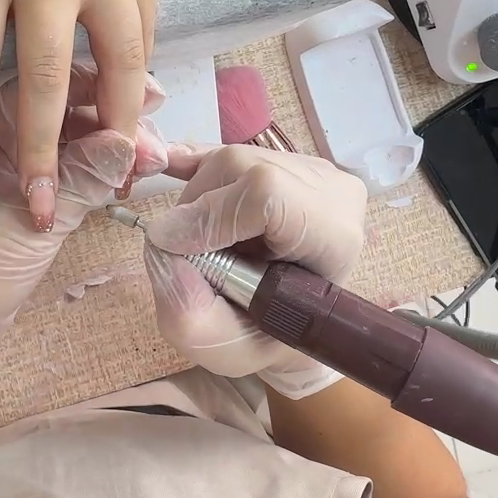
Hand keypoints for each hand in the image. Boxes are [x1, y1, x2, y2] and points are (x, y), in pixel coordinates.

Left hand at [0, 65, 166, 424]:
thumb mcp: (31, 219)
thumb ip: (81, 178)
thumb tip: (131, 140)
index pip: (58, 85)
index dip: (107, 89)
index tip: (152, 101)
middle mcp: (13, 131)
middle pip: (78, 110)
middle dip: (121, 124)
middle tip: (157, 152)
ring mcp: (28, 162)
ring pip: (85, 140)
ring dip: (119, 150)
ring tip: (151, 168)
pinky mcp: (42, 192)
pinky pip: (82, 169)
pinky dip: (107, 172)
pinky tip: (130, 180)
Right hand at [141, 144, 369, 399]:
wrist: (286, 321)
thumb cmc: (263, 338)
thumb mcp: (224, 350)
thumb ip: (188, 311)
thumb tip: (163, 241)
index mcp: (335, 239)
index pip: (267, 195)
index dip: (210, 215)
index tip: (175, 247)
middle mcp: (332, 191)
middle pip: (239, 168)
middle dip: (196, 209)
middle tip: (191, 253)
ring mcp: (311, 167)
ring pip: (227, 158)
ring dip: (197, 198)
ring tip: (205, 240)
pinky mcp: (281, 155)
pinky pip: (223, 147)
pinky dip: (190, 163)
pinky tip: (172, 170)